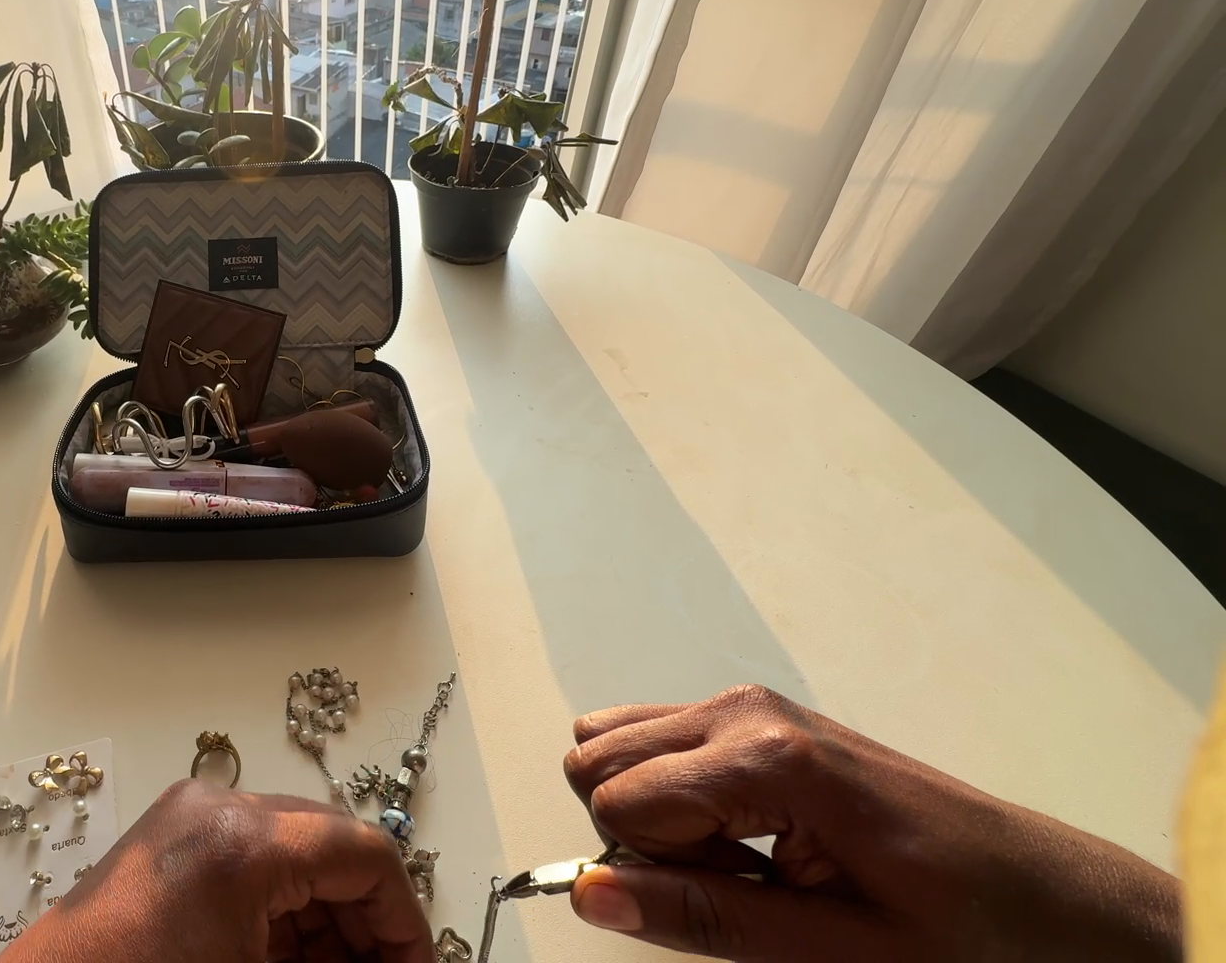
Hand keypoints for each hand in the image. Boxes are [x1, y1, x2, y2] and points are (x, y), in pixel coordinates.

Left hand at [3, 778, 432, 962]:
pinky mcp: (171, 838)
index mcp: (244, 839)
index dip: (404, 922)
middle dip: (363, 924)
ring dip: (325, 923)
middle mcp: (218, 806)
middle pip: (330, 848)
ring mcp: (189, 815)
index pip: (364, 852)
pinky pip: (251, 865)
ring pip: (293, 855)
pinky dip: (281, 915)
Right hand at [562, 685, 1181, 961]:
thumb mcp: (836, 951)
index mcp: (766, 757)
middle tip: (733, 875)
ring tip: (735, 850)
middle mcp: (736, 708)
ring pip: (606, 740)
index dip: (651, 868)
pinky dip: (658, 782)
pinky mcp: (741, 709)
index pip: (618, 800)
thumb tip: (585, 894)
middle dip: (639, 832)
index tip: (733, 896)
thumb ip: (703, 916)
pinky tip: (729, 821)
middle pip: (597, 760)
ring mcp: (737, 701)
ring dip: (645, 806)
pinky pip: (640, 731)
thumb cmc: (965, 936)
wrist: (1053, 895)